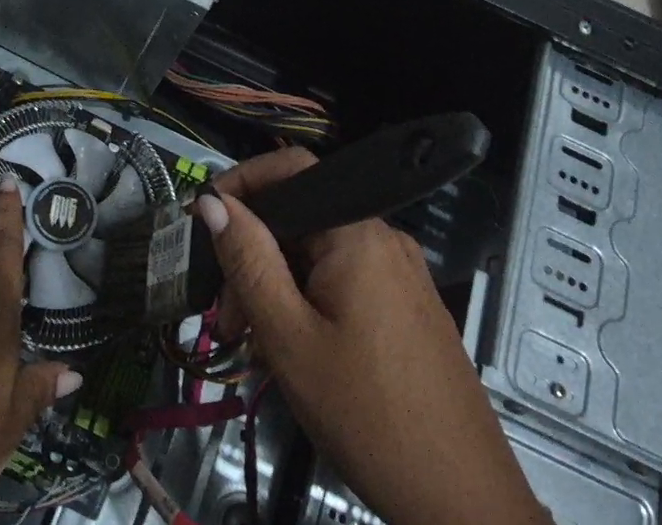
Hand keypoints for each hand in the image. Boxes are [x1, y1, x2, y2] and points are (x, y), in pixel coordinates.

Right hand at [199, 148, 548, 524]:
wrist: (459, 498)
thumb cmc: (365, 412)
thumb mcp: (288, 336)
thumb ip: (248, 260)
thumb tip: (214, 201)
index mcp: (358, 234)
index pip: (293, 168)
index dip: (242, 183)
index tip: (203, 225)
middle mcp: (385, 241)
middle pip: (303, 219)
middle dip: (253, 256)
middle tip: (227, 319)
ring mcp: (403, 276)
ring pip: (320, 257)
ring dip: (277, 286)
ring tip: (255, 346)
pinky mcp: (409, 309)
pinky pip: (345, 284)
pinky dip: (308, 303)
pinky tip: (294, 352)